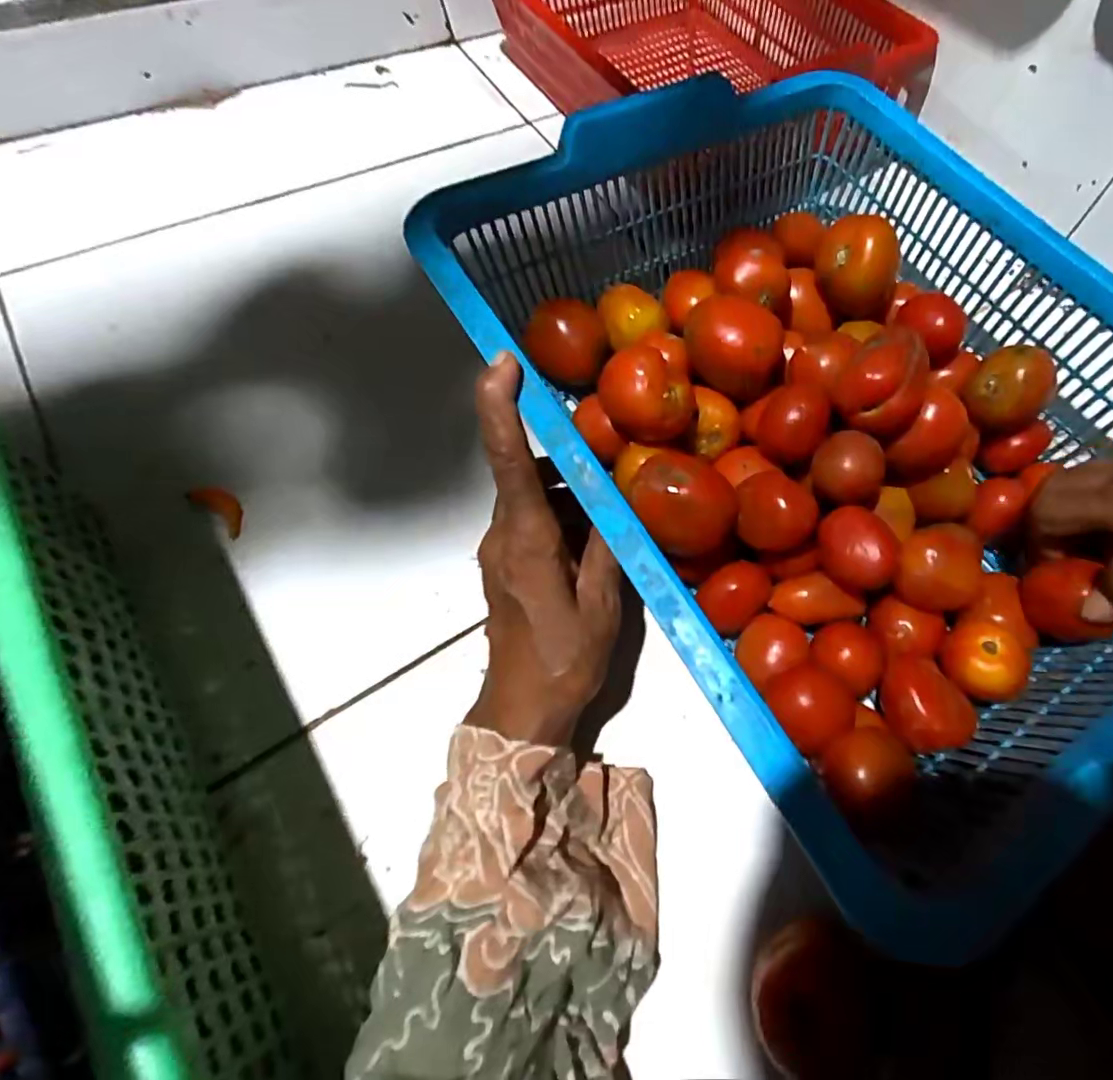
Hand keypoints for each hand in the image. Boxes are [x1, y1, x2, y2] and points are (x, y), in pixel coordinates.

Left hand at [466, 353, 622, 746]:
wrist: (522, 709)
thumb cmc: (563, 660)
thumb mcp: (601, 606)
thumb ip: (606, 546)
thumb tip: (614, 499)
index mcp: (526, 541)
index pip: (507, 462)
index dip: (498, 407)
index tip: (500, 363)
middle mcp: (502, 536)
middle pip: (525, 474)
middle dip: (564, 461)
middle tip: (610, 460)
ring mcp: (498, 550)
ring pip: (531, 498)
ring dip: (568, 495)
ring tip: (613, 508)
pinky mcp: (504, 563)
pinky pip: (531, 522)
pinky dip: (562, 517)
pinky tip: (596, 538)